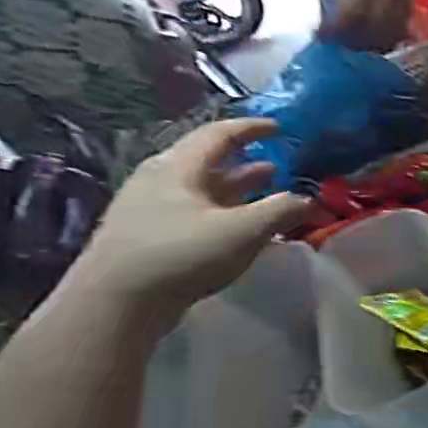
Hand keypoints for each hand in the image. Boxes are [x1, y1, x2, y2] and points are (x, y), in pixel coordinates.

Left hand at [62, 117, 305, 326]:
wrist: (119, 299)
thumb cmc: (182, 254)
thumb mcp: (241, 231)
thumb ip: (279, 212)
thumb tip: (307, 199)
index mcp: (180, 167)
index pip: (219, 134)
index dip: (251, 129)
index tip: (279, 128)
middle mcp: (161, 178)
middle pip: (209, 161)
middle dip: (246, 162)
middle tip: (277, 165)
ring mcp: (151, 207)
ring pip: (202, 188)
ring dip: (235, 188)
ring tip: (263, 191)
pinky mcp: (149, 234)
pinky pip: (194, 210)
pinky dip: (222, 210)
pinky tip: (235, 227)